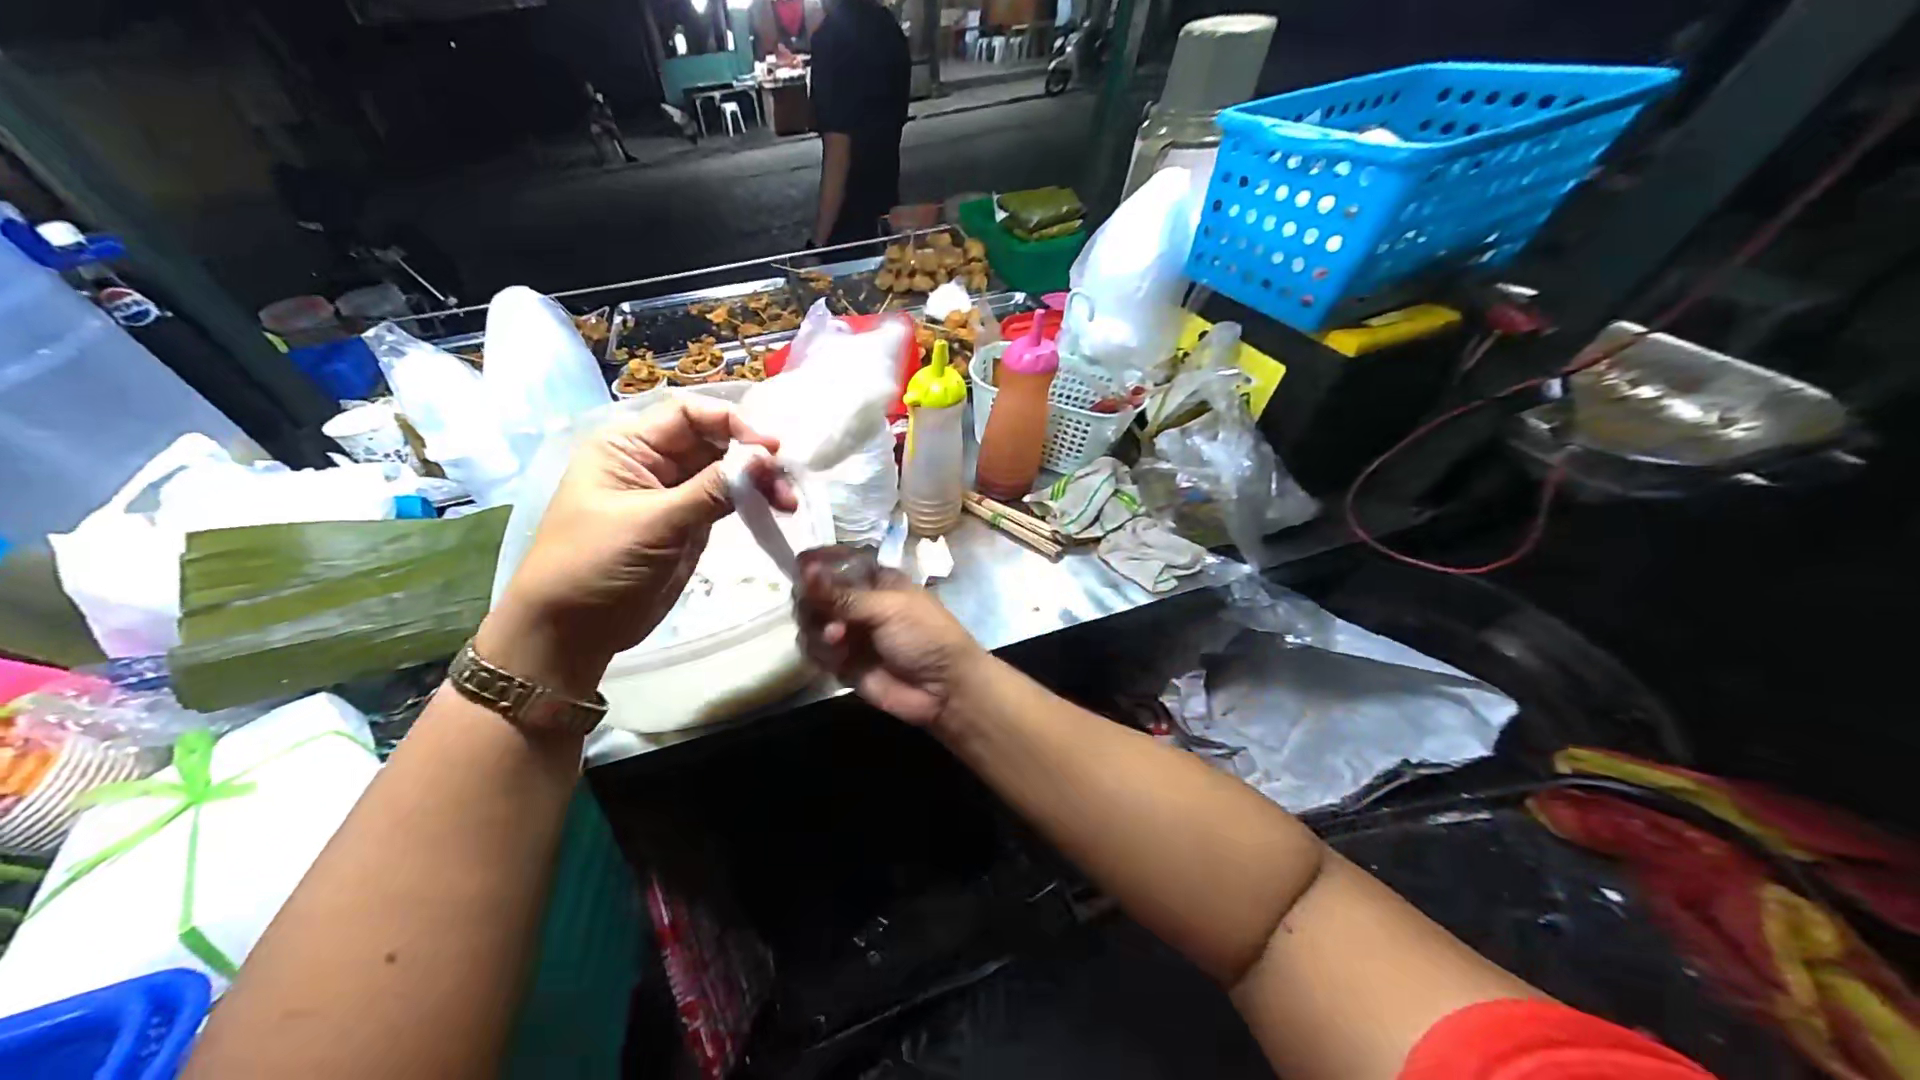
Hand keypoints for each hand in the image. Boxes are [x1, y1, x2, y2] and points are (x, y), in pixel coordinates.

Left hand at [479, 398, 796, 699]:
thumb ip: (712, 489)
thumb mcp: (655, 522)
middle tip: (787, 481)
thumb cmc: (597, 563)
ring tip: (787, 503)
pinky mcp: (688, 524)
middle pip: (713, 441)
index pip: (688, 414)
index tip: (769, 448)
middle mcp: (652, 461)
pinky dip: (752, 503)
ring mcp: (673, 494)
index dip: (732, 423)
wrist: (572, 630)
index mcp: (628, 445)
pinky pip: (727, 501)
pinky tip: (775, 510)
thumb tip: (765, 458)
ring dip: (758, 482)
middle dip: (752, 457)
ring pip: (725, 472)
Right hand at [794, 553, 987, 726]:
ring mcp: (848, 633)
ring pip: (810, 623)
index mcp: (874, 580)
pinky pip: (814, 651)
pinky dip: (821, 653)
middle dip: (812, 603)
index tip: (801, 567)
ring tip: (838, 639)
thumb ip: (842, 594)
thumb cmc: (924, 635)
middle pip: (813, 594)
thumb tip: (804, 568)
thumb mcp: (887, 608)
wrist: (943, 689)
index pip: (835, 563)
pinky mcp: (842, 662)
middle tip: (825, 613)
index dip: (815, 564)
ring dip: (818, 630)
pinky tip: (839, 659)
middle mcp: (856, 603)